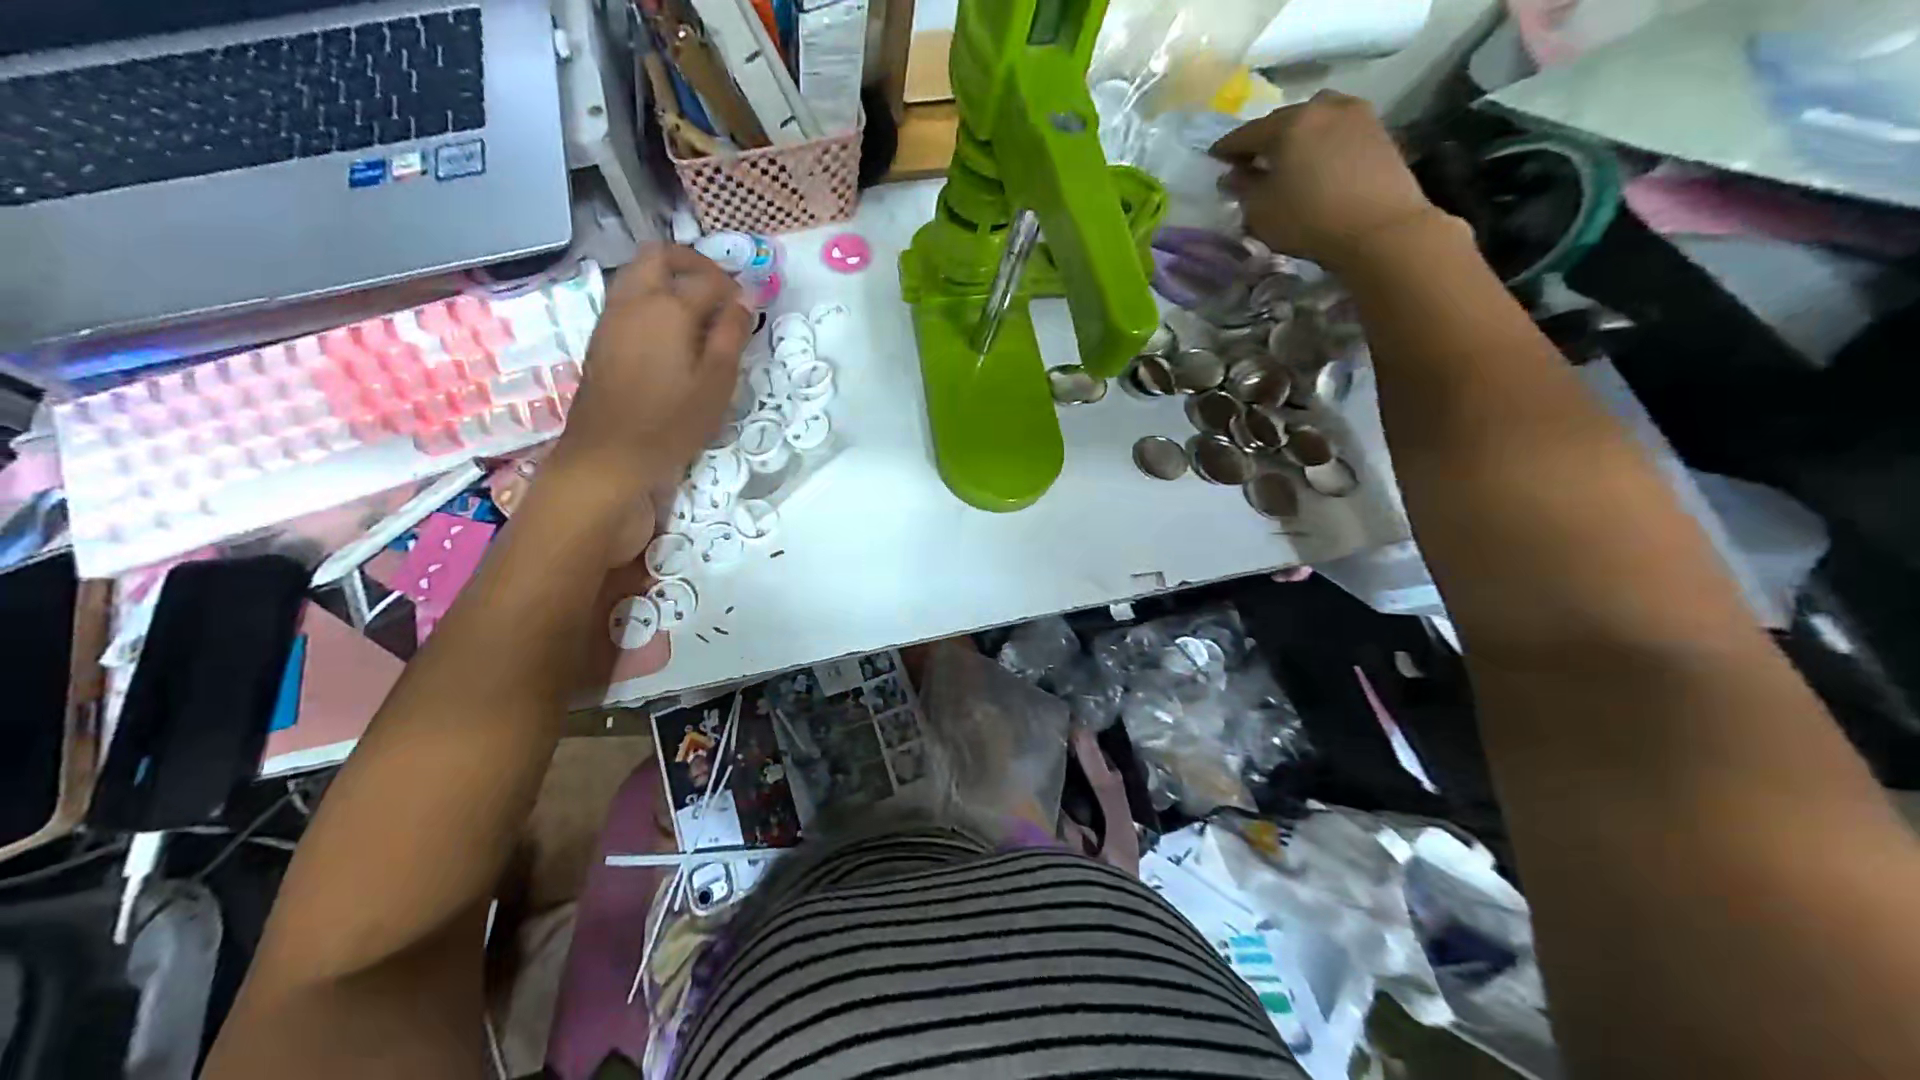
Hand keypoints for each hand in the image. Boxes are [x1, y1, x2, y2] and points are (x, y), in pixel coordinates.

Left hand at [553, 246, 750, 497]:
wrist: (609, 456)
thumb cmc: (672, 422)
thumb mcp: (717, 382)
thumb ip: (732, 334)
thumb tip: (744, 300)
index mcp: (669, 307)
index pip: (708, 279)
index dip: (734, 288)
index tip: (750, 308)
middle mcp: (634, 300)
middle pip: (660, 255)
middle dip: (693, 263)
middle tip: (719, 290)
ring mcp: (612, 317)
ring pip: (638, 273)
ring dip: (670, 279)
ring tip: (698, 313)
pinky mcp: (601, 337)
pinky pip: (628, 299)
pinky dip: (653, 300)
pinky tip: (672, 335)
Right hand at [1211, 91, 1443, 269]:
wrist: (1381, 228)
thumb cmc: (1309, 220)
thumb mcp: (1261, 211)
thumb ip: (1243, 188)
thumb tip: (1233, 175)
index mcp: (1287, 124)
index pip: (1246, 134)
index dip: (1226, 149)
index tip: (1215, 160)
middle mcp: (1321, 108)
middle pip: (1281, 121)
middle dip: (1263, 140)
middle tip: (1250, 162)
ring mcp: (1354, 114)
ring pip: (1313, 120)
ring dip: (1296, 136)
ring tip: (1288, 159)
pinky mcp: (1377, 130)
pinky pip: (1337, 129)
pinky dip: (1321, 141)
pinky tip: (1317, 162)